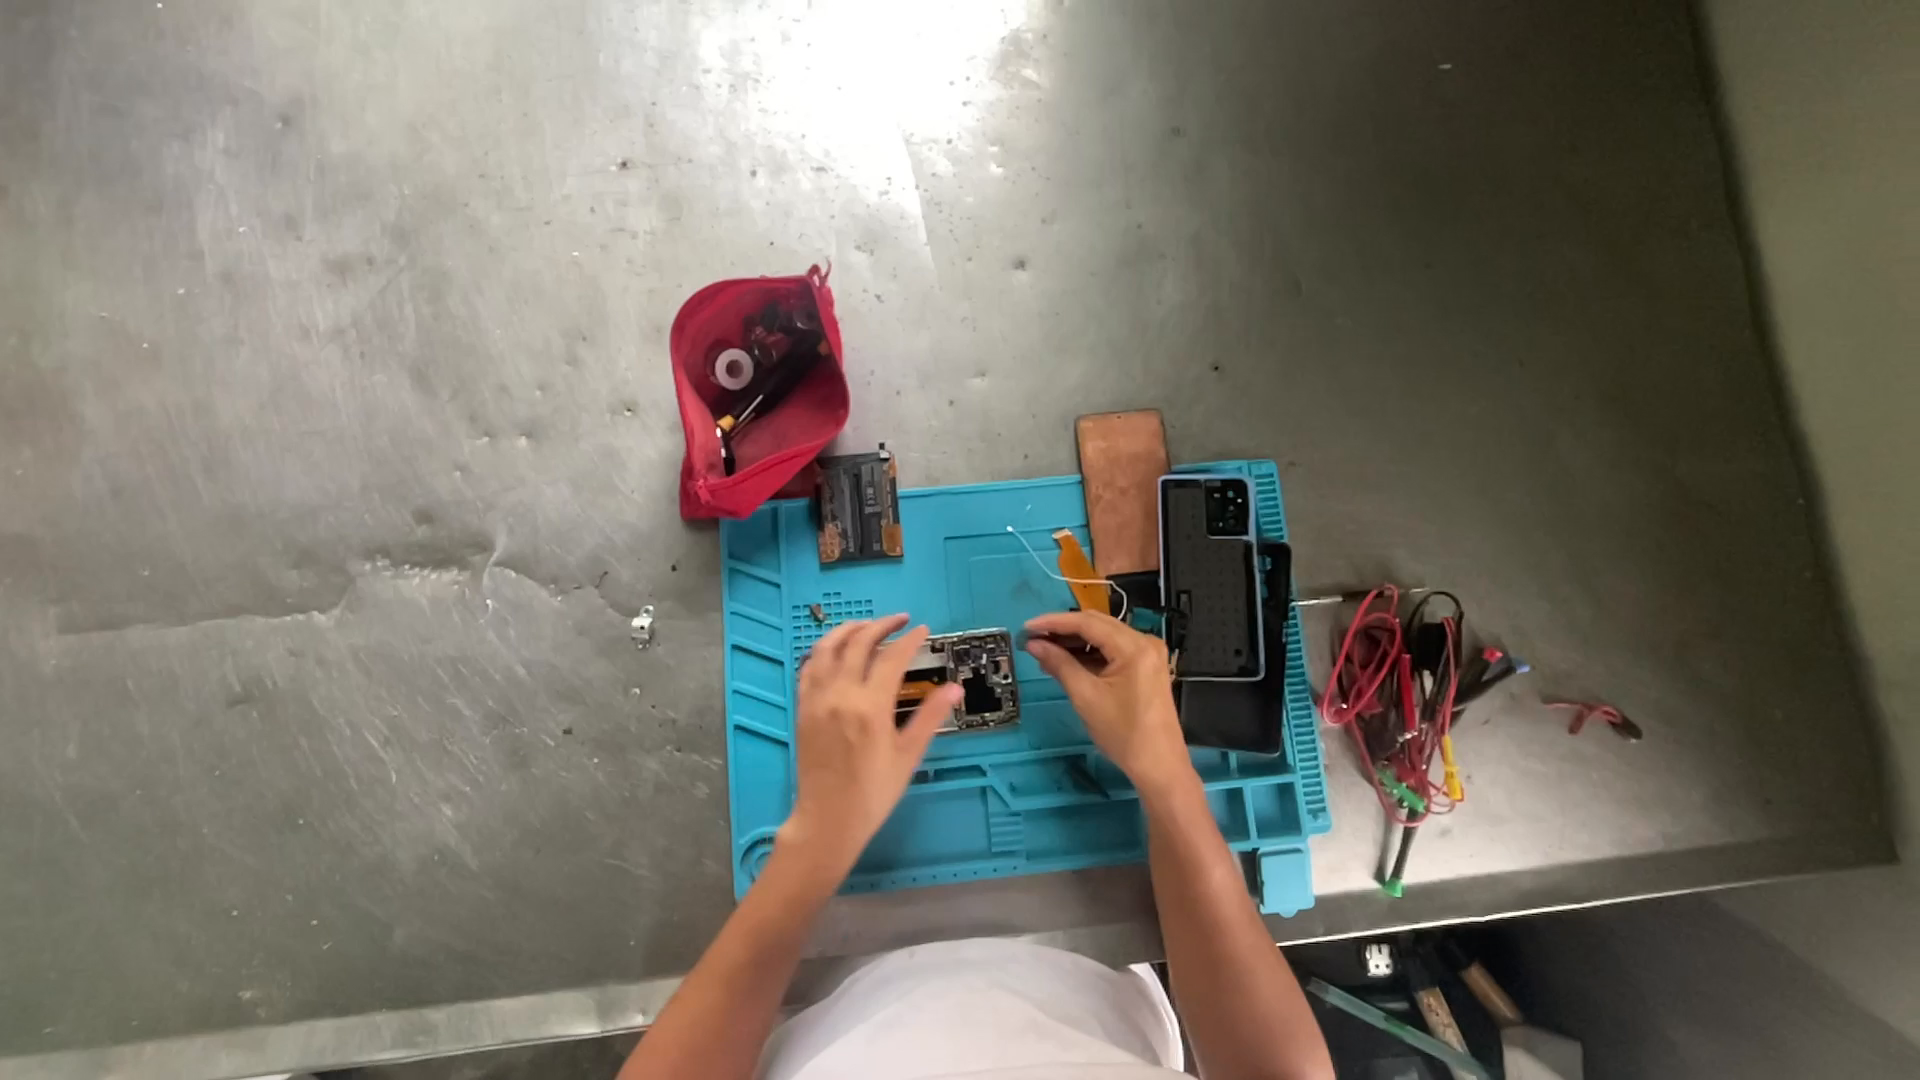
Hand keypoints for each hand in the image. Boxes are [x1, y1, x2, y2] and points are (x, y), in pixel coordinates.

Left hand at [783, 615, 961, 874]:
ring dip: (848, 630)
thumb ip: (929, 717)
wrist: (828, 820)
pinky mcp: (803, 708)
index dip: (910, 640)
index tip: (923, 631)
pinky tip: (836, 651)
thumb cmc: (873, 792)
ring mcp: (817, 699)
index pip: (892, 657)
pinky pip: (809, 667)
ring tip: (867, 626)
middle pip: (858, 643)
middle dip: (881, 625)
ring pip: (827, 647)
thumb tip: (954, 688)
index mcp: (871, 706)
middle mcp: (841, 694)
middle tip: (900, 621)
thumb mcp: (908, 756)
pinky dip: (824, 651)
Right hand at [1025, 610, 1194, 795]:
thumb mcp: (1086, 697)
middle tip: (1033, 638)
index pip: (1087, 623)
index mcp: (1134, 646)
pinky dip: (1090, 654)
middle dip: (1063, 630)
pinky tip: (1068, 661)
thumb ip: (1059, 664)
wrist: (1159, 766)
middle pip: (1097, 624)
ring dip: (1075, 642)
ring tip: (1045, 651)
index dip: (1053, 622)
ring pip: (1104, 636)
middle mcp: (1144, 642)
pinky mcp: (1146, 666)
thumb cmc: (1123, 734)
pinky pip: (1113, 650)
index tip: (1027, 627)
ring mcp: (1147, 654)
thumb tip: (1034, 644)